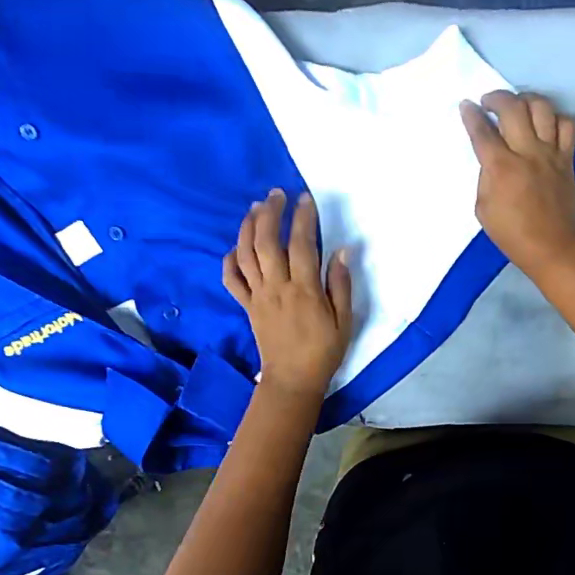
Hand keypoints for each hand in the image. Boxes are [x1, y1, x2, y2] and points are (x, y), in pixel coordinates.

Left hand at [223, 189, 353, 397]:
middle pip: (266, 241)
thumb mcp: (344, 321)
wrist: (292, 380)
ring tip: (254, 208)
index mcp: (304, 290)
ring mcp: (258, 296)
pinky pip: (232, 281)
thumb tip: (341, 252)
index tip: (305, 199)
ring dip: (248, 227)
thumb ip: (341, 285)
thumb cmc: (323, 351)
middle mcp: (277, 287)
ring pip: (246, 255)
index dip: (303, 218)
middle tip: (276, 195)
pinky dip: (229, 261)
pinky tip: (234, 247)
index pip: (301, 244)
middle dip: (270, 213)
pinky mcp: (247, 307)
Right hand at [459, 90, 574, 272]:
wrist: (551, 245)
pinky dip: (555, 118)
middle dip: (497, 98)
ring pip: (542, 108)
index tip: (466, 105)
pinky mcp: (567, 158)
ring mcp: (551, 153)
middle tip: (488, 102)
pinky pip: (567, 125)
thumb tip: (492, 158)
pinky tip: (545, 124)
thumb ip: (486, 177)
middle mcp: (527, 152)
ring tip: (517, 105)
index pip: (482, 131)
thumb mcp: (483, 208)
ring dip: (526, 100)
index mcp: (501, 168)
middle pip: (513, 108)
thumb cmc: (511, 233)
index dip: (471, 115)